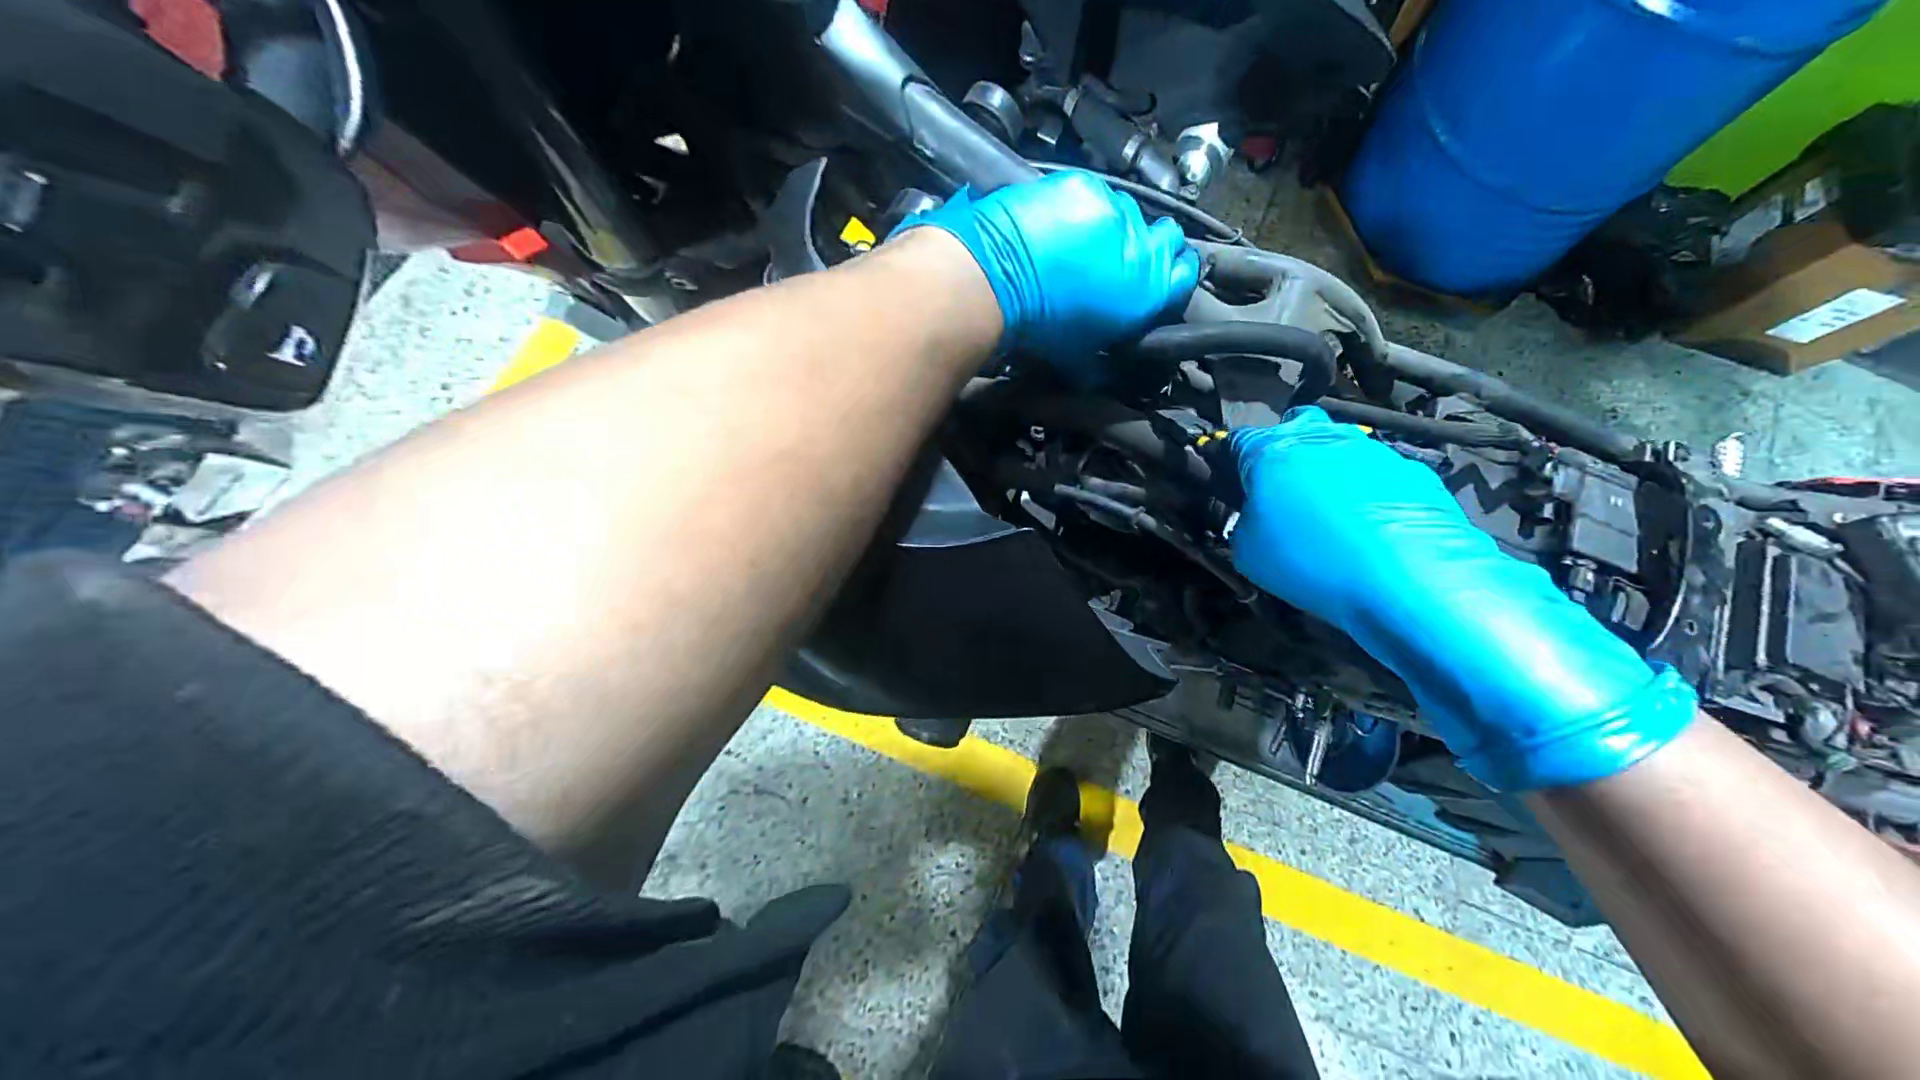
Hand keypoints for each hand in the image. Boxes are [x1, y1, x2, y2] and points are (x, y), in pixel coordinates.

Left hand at [891, 171, 1199, 380]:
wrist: (994, 277)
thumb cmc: (1035, 323)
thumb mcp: (1076, 357)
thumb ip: (1104, 362)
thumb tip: (1104, 372)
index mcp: (1150, 285)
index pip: (1185, 274)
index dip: (1168, 280)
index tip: (1151, 284)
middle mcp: (1141, 240)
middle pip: (1162, 239)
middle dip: (1141, 251)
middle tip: (1110, 267)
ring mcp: (1111, 206)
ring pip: (1124, 214)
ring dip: (1106, 229)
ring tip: (1071, 250)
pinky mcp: (1081, 183)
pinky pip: (1090, 195)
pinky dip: (1075, 209)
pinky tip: (1053, 229)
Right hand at [1228, 407, 1696, 791]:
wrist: (1410, 582)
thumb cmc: (1316, 565)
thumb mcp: (1249, 552)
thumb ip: (1243, 522)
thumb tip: (1252, 515)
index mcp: (1275, 450)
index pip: (1240, 440)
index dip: (1234, 462)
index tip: (1235, 484)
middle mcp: (1325, 438)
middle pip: (1295, 431)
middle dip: (1285, 454)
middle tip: (1280, 494)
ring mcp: (1375, 453)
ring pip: (1340, 453)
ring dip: (1328, 476)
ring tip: (1329, 522)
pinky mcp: (1415, 475)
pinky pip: (1378, 477)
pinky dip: (1368, 496)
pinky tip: (1367, 532)